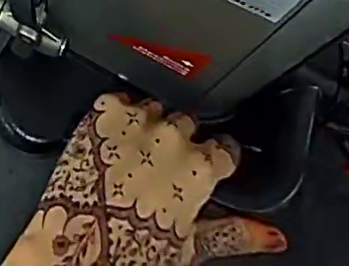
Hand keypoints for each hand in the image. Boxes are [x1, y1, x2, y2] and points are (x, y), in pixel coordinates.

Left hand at [2, 93, 287, 265]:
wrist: (76, 243)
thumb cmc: (131, 252)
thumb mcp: (191, 247)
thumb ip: (235, 233)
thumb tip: (272, 235)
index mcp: (199, 165)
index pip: (225, 146)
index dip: (219, 158)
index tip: (213, 164)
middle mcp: (171, 133)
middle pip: (189, 123)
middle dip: (183, 141)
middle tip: (168, 168)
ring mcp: (136, 117)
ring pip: (156, 107)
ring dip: (152, 124)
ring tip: (139, 154)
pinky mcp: (104, 109)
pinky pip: (121, 99)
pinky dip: (122, 115)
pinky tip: (117, 140)